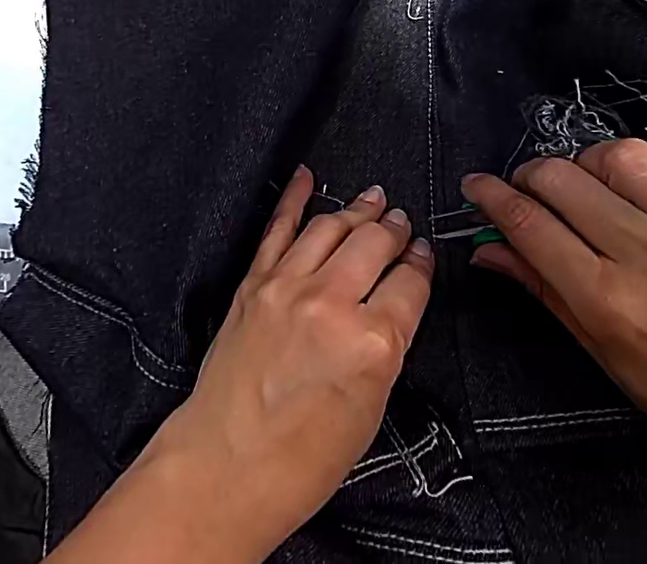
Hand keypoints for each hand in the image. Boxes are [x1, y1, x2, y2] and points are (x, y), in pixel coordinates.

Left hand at [54, 168, 433, 563]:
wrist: (223, 471)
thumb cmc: (302, 458)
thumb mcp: (372, 405)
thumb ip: (391, 341)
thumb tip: (400, 294)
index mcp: (373, 342)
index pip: (411, 281)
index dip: (422, 263)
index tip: (423, 254)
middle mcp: (331, 304)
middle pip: (376, 242)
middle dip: (395, 229)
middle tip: (401, 223)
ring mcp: (288, 287)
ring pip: (333, 225)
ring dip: (358, 208)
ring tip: (374, 199)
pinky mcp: (254, 284)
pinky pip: (278, 228)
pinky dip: (293, 197)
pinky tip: (307, 176)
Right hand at [463, 139, 646, 563]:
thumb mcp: (612, 365)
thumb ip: (547, 295)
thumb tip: (491, 253)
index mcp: (612, 305)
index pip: (531, 226)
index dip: (493, 198)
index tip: (477, 187)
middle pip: (566, 180)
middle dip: (530, 175)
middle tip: (529, 189)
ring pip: (623, 155)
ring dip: (590, 161)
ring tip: (590, 183)